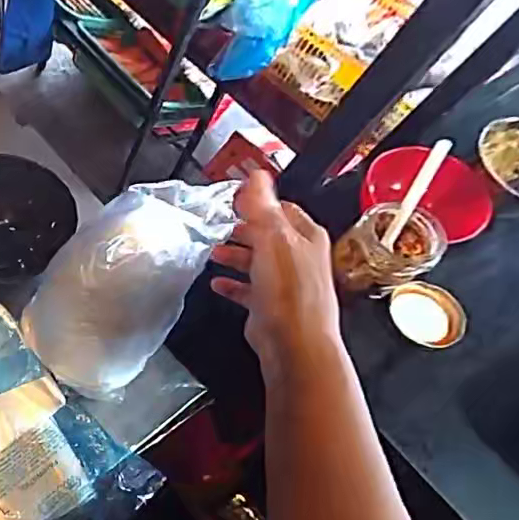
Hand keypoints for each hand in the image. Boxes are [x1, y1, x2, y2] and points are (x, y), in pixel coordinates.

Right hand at [208, 173, 342, 380]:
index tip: (236, 198)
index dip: (259, 202)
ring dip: (234, 256)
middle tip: (219, 224)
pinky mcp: (269, 306)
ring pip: (256, 262)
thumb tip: (256, 176)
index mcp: (305, 237)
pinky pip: (247, 290)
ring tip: (213, 251)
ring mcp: (284, 284)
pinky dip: (232, 285)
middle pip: (267, 235)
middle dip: (242, 229)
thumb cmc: (290, 294)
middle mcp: (298, 258)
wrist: (293, 343)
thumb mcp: (273, 240)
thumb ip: (261, 207)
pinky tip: (217, 283)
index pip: (282, 209)